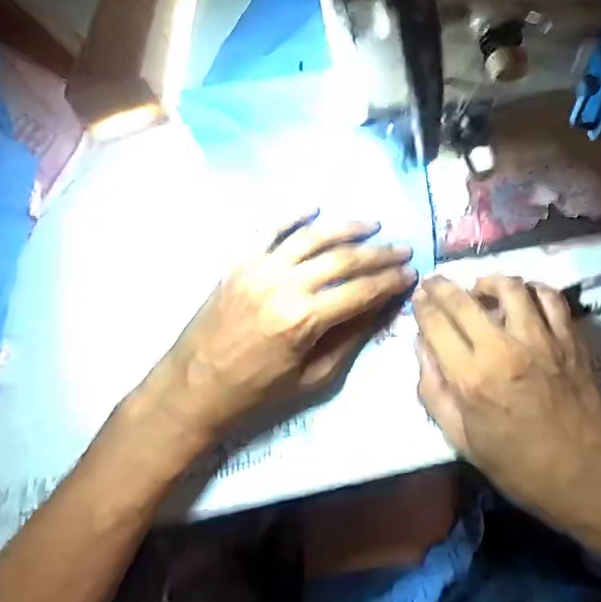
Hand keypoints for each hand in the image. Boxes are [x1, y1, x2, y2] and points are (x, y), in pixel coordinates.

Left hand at [133, 214, 415, 447]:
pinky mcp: (238, 265)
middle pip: (344, 259)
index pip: (362, 291)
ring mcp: (258, 270)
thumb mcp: (312, 377)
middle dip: (380, 254)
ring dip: (348, 227)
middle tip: (404, 250)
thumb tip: (384, 308)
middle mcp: (283, 287)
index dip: (391, 281)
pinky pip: (269, 231)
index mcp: (303, 320)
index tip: (412, 274)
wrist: (187, 393)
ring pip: (313, 237)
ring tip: (373, 225)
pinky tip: (316, 208)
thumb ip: (351, 337)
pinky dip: (293, 216)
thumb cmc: (255, 393)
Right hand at [413, 275, 600, 522]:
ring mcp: (541, 338)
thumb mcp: (462, 441)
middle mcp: (504, 349)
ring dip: (490, 282)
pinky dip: (533, 289)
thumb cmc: (517, 465)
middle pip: (466, 301)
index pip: (438, 326)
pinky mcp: (569, 336)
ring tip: (482, 288)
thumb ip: (435, 392)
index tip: (419, 297)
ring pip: (511, 288)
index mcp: (472, 379)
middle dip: (444, 287)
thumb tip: (422, 347)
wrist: (582, 469)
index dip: (423, 306)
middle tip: (436, 282)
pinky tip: (525, 296)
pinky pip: (550, 297)